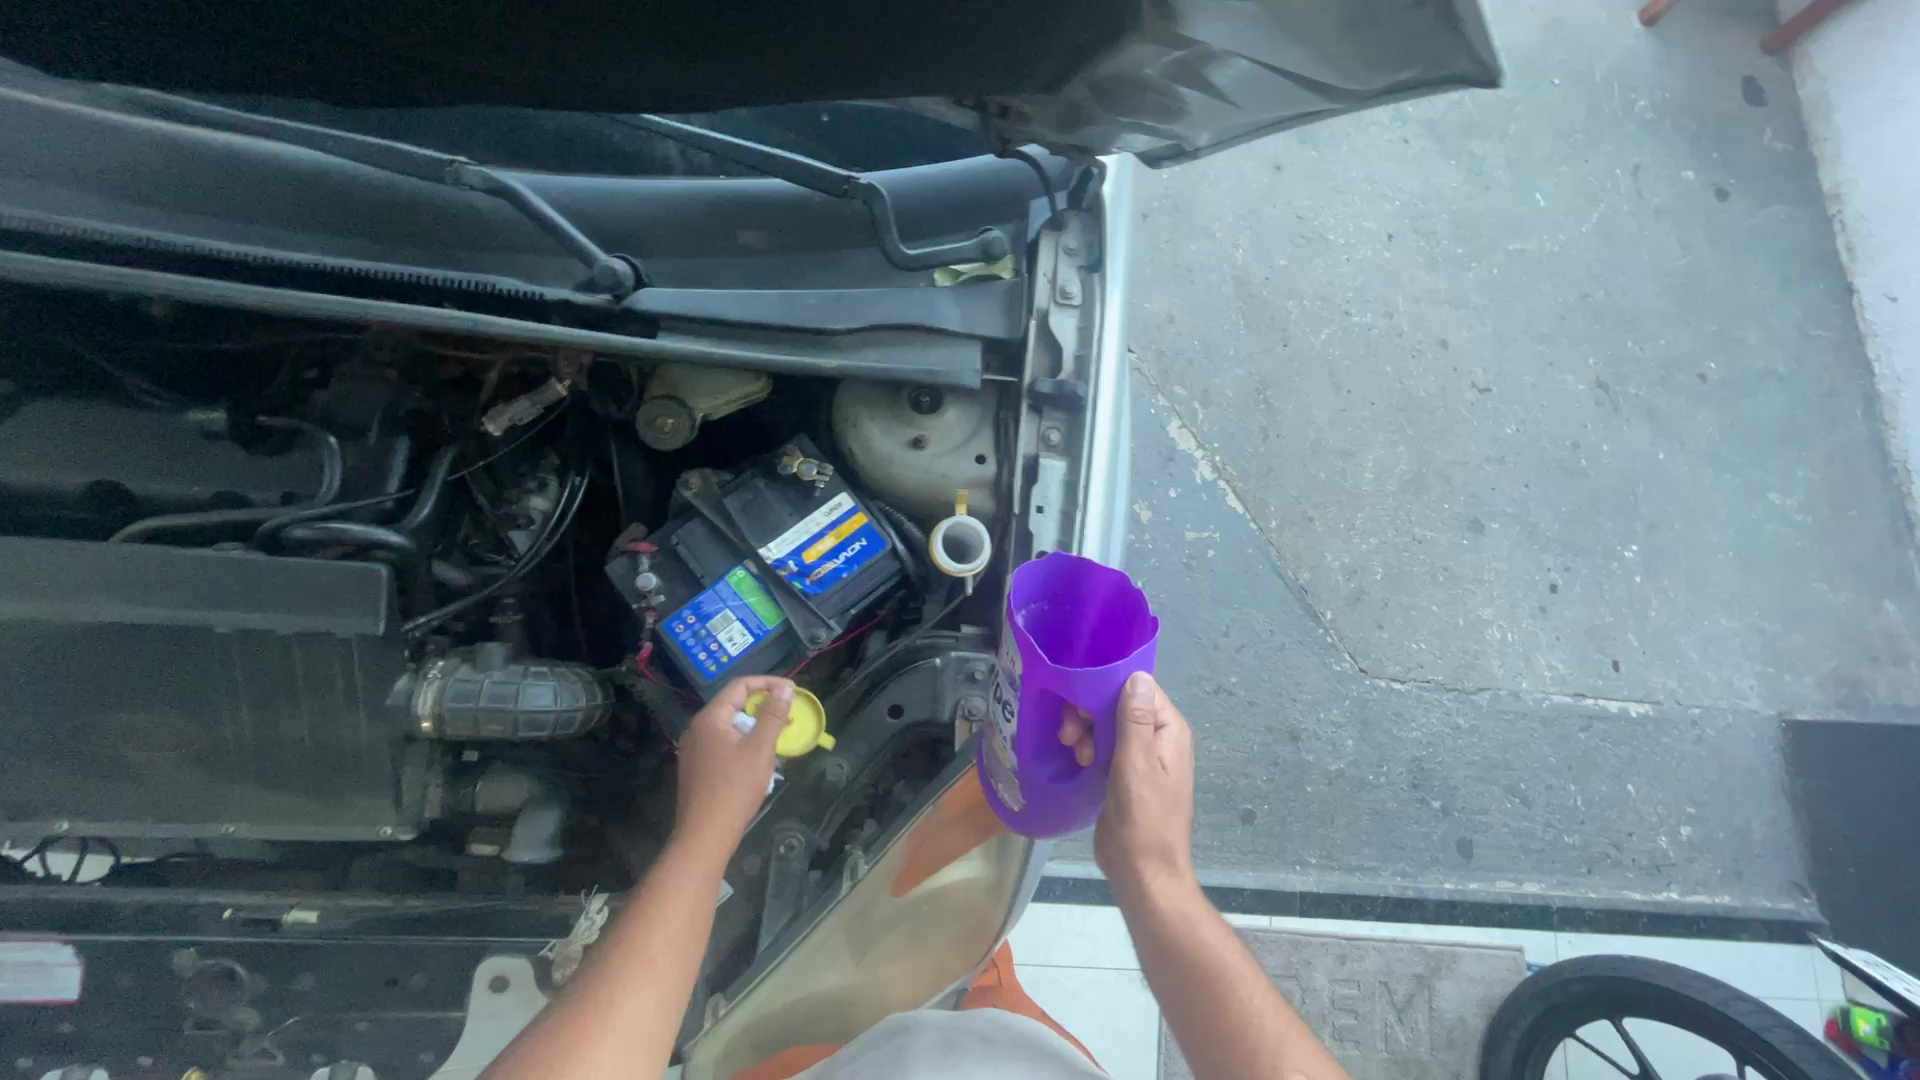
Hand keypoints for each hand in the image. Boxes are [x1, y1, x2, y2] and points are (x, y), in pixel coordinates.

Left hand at [674, 676, 792, 851]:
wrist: (705, 835)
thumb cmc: (735, 789)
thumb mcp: (760, 749)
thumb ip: (772, 715)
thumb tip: (785, 688)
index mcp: (710, 719)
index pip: (739, 686)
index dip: (767, 683)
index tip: (791, 691)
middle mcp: (697, 729)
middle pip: (733, 705)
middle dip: (762, 707)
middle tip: (787, 717)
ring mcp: (694, 749)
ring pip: (729, 727)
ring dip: (754, 728)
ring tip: (776, 740)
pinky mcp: (696, 767)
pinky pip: (722, 744)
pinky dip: (742, 744)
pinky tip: (757, 761)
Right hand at [1058, 672, 1196, 899]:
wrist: (1143, 872)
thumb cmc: (1143, 818)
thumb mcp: (1137, 764)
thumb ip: (1135, 719)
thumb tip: (1138, 675)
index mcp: (1169, 730)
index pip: (1138, 689)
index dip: (1106, 689)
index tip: (1079, 703)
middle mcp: (1158, 738)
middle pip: (1119, 704)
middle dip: (1090, 713)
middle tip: (1070, 734)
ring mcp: (1142, 756)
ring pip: (1107, 724)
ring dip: (1086, 731)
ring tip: (1075, 751)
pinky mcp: (1124, 773)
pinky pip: (1104, 745)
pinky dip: (1089, 747)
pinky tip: (1079, 761)